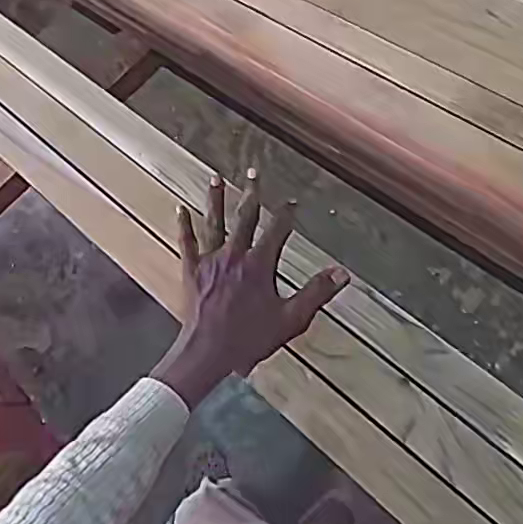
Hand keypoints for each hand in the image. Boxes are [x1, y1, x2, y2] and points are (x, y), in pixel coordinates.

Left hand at [151, 170, 347, 407]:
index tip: (293, 201)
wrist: (209, 351)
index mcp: (259, 265)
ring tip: (216, 178)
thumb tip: (342, 274)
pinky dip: (184, 225)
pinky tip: (181, 209)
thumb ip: (316, 293)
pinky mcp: (192, 270)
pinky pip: (187, 242)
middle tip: (254, 172)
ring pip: (214, 223)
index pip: (277, 230)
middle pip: (245, 217)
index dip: (286, 214)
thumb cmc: (250, 338)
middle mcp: (234, 255)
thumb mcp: (291, 319)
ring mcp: (210, 261)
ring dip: (216, 199)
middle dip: (252, 194)